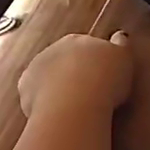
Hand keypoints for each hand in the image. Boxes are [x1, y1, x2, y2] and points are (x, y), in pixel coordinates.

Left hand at [18, 31, 133, 118]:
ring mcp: (36, 69)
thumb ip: (120, 45)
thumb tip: (120, 36)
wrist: (75, 104)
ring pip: (48, 75)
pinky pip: (36, 94)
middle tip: (89, 89)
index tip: (102, 72)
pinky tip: (59, 112)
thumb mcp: (124, 58)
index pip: (85, 45)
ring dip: (57, 85)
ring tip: (74, 104)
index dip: (94, 59)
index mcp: (77, 39)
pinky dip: (45, 101)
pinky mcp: (25, 90)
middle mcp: (53, 50)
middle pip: (64, 58)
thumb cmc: (104, 80)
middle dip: (73, 70)